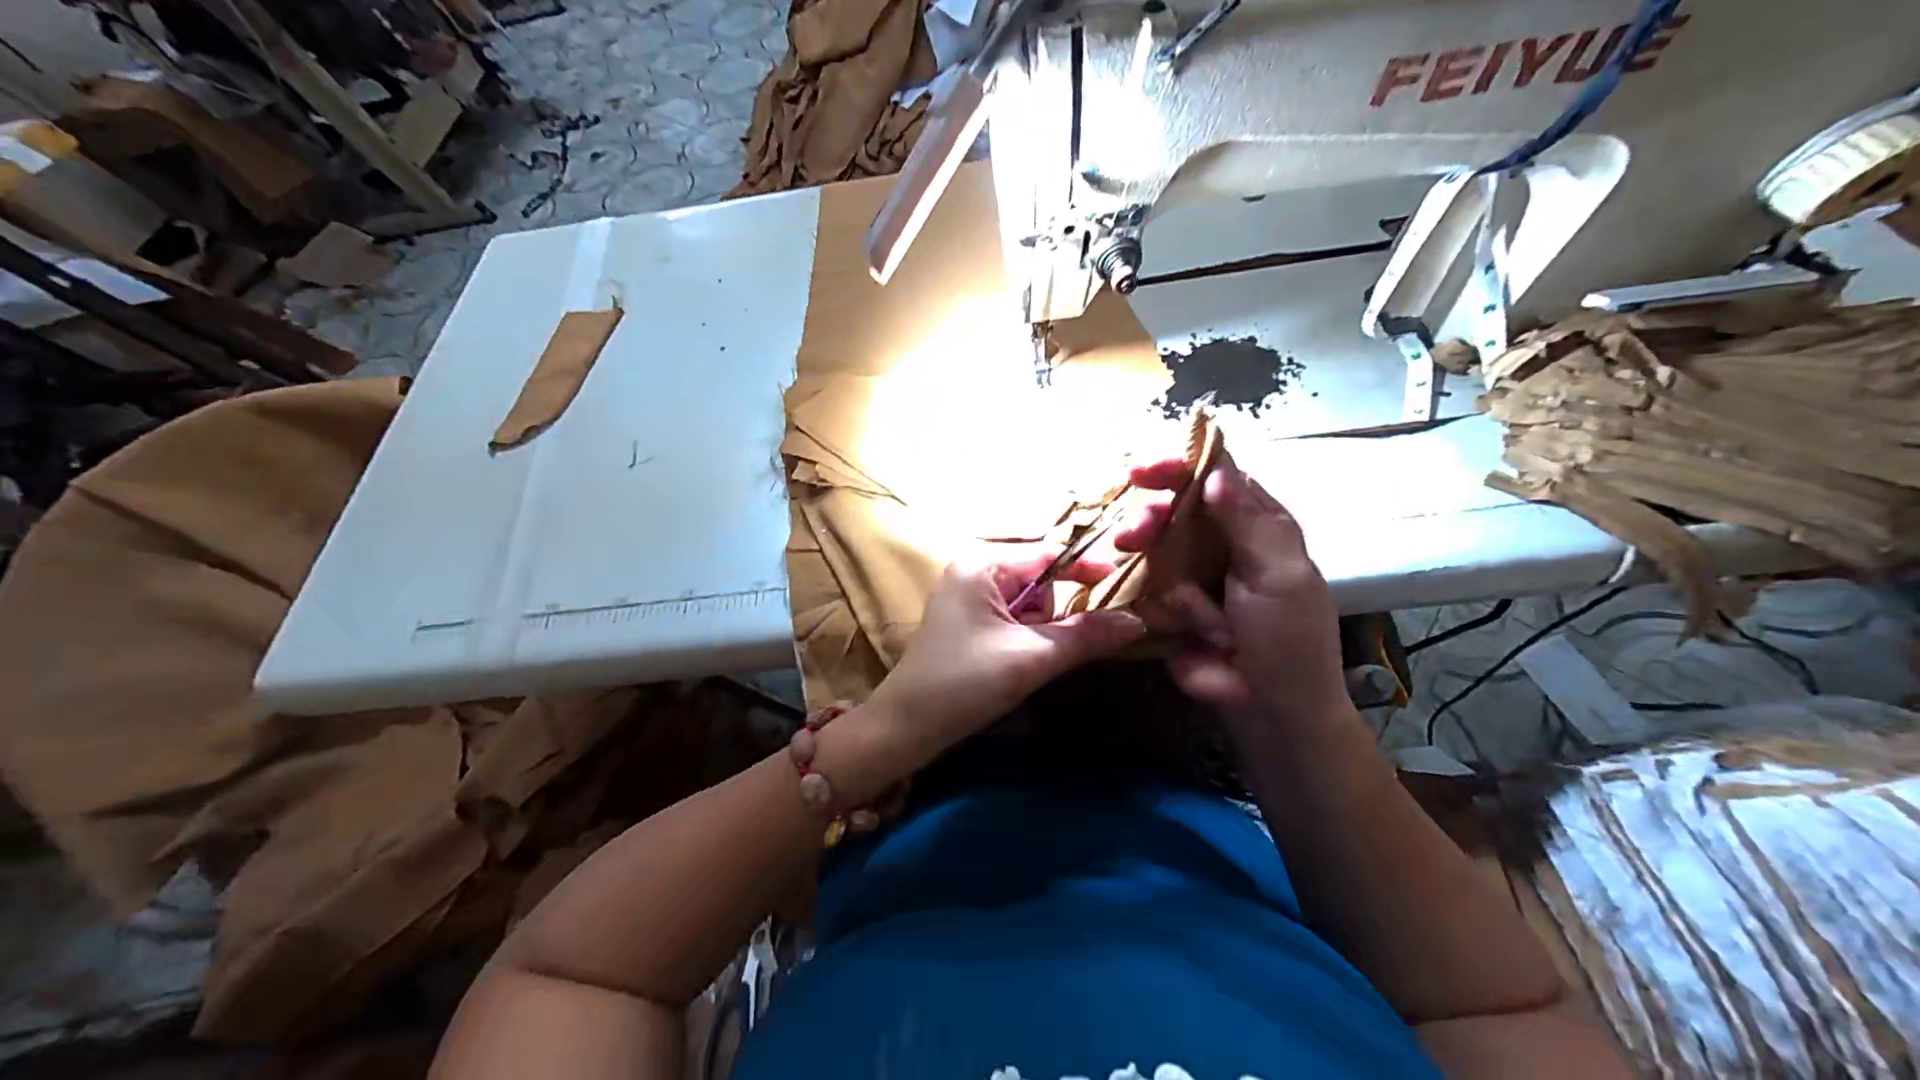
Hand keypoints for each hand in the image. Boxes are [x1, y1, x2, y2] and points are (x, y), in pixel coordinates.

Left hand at [868, 552, 1146, 759]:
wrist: (907, 726)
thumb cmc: (964, 683)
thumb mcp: (1030, 658)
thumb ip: (1084, 636)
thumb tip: (1139, 621)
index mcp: (981, 564)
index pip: (1049, 553)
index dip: (1087, 567)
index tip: (1124, 581)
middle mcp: (973, 570)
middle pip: (1041, 577)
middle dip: (1057, 609)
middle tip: (1056, 643)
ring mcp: (969, 597)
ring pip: (1030, 602)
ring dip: (1042, 628)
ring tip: (1028, 660)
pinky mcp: (969, 622)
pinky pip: (1014, 618)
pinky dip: (1028, 637)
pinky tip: (1020, 662)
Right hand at [1114, 454, 1350, 735]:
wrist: (1269, 708)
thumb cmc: (1288, 637)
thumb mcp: (1279, 574)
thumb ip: (1247, 521)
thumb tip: (1215, 471)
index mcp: (1255, 525)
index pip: (1215, 478)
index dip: (1179, 468)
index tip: (1142, 471)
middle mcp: (1217, 543)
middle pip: (1171, 511)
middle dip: (1150, 521)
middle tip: (1133, 535)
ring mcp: (1187, 575)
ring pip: (1150, 550)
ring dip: (1149, 566)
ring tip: (1164, 595)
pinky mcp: (1164, 607)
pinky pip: (1142, 590)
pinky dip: (1150, 604)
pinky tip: (1168, 625)